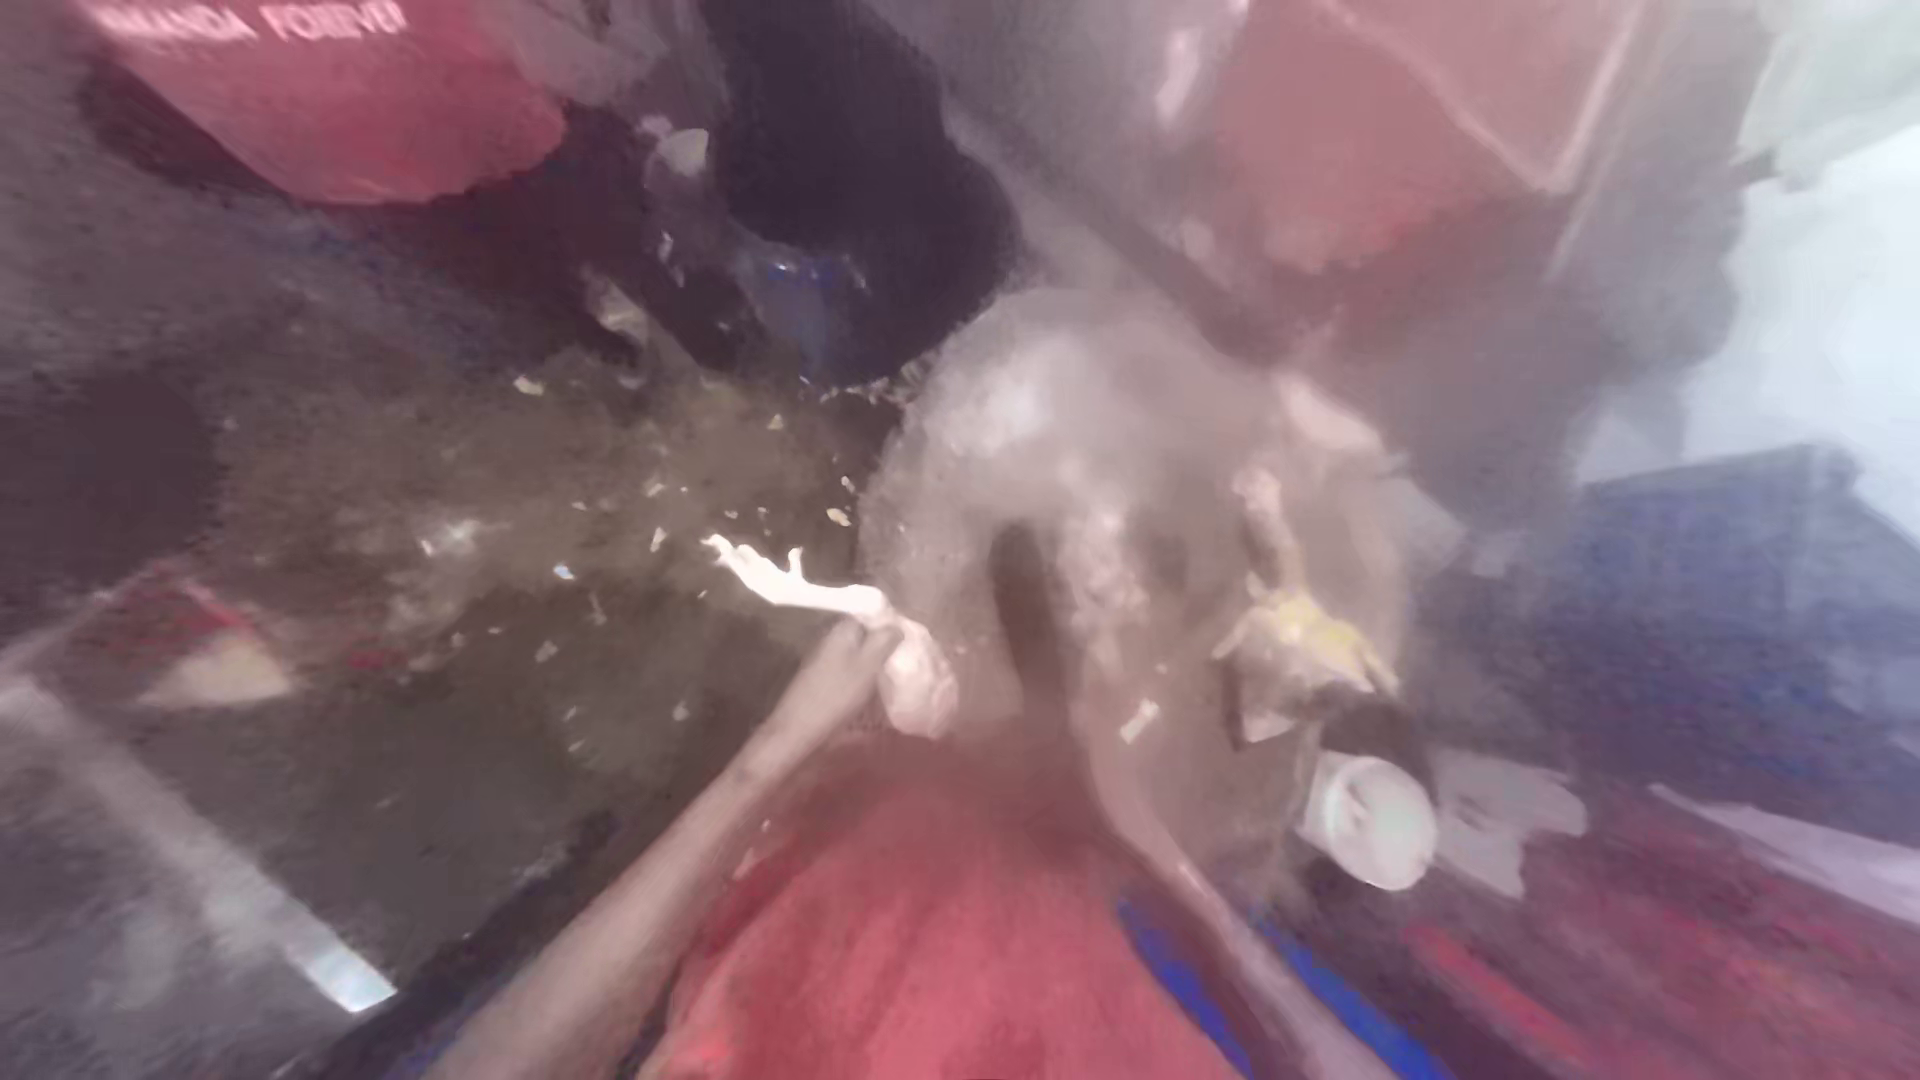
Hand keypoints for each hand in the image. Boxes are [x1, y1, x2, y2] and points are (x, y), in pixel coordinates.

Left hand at [741, 619, 901, 776]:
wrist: (798, 728)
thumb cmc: (837, 695)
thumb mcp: (868, 666)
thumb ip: (884, 641)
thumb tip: (897, 625)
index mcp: (842, 630)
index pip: (869, 613)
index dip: (888, 622)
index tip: (906, 636)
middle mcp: (830, 637)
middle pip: (863, 632)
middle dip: (882, 641)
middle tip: (902, 655)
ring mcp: (823, 657)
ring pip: (856, 650)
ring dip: (872, 658)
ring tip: (892, 670)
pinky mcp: (820, 676)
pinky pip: (847, 665)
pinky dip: (861, 672)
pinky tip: (871, 685)